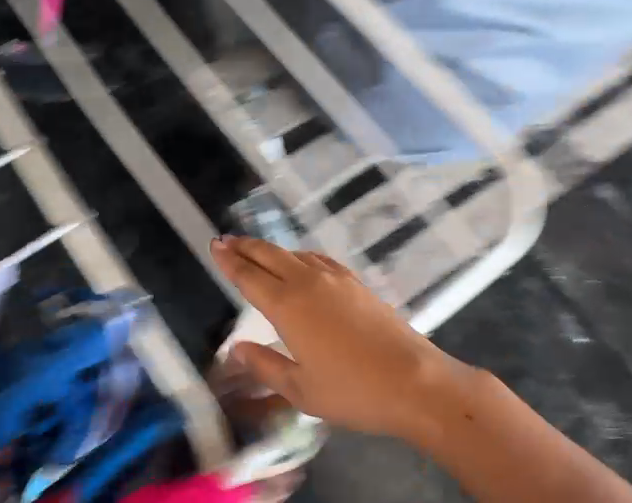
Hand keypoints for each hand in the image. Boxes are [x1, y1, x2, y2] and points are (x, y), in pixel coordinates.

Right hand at [211, 236, 467, 442]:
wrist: (417, 383)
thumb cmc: (354, 391)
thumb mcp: (301, 390)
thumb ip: (265, 366)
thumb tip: (236, 349)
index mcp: (286, 306)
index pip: (248, 276)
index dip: (228, 261)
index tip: (214, 246)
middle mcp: (306, 283)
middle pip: (267, 255)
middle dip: (244, 246)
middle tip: (225, 240)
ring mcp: (334, 279)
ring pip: (292, 253)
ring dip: (269, 249)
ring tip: (256, 249)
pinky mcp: (355, 283)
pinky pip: (316, 259)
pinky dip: (298, 255)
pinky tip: (300, 262)